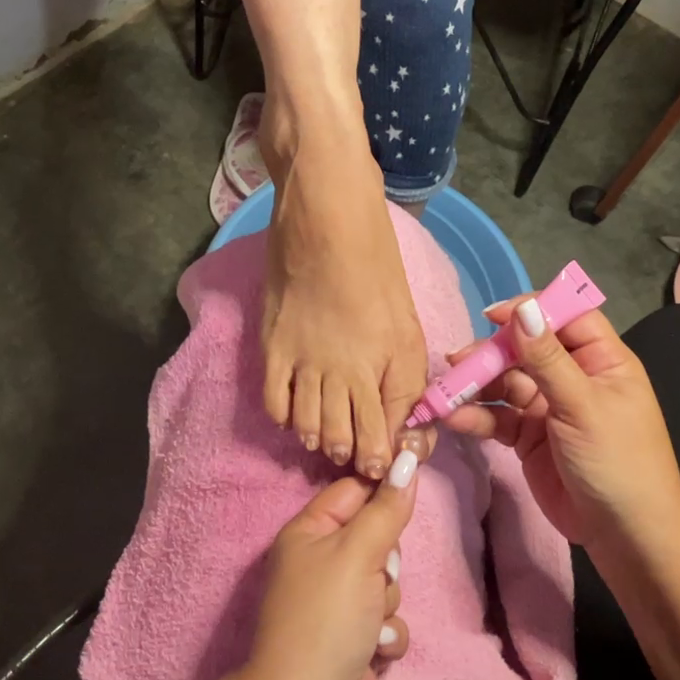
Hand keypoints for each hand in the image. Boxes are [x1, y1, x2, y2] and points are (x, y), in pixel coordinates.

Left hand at [200, 461, 421, 679]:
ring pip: (387, 580)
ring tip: (370, 620)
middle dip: (388, 561)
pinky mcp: (355, 636)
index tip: (414, 483)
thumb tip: (407, 457)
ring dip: (388, 600)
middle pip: (377, 536)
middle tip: (377, 576)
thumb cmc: (326, 617)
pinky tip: (374, 647)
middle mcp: (320, 560)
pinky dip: (386, 632)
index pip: (355, 490)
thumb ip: (386, 508)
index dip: (383, 489)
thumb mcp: (358, 554)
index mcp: (308, 531)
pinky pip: (388, 618)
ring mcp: (337, 600)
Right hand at [260, 125, 427, 478]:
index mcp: (386, 364)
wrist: (327, 216)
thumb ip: (406, 373)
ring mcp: (304, 361)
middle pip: (346, 439)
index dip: (386, 457)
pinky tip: (297, 412)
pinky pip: (275, 404)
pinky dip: (287, 418)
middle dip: (355, 455)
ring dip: (322, 439)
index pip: (386, 435)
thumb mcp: (407, 319)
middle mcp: (344, 372)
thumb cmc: (376, 260)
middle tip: (356, 454)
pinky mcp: (272, 346)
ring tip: (327, 437)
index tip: (385, 463)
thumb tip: (406, 420)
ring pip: (310, 428)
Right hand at [445, 299, 679, 545]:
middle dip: (491, 352)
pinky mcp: (528, 437)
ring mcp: (548, 407)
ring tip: (446, 391)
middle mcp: (574, 377)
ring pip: (505, 382)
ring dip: (476, 384)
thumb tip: (523, 309)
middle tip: (458, 360)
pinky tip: (455, 418)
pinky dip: (476, 415)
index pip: (565, 317)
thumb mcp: (583, 406)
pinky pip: (498, 416)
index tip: (493, 316)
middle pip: (525, 348)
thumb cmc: (618, 462)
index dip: (531, 311)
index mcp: (602, 361)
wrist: (625, 539)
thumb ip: (548, 359)